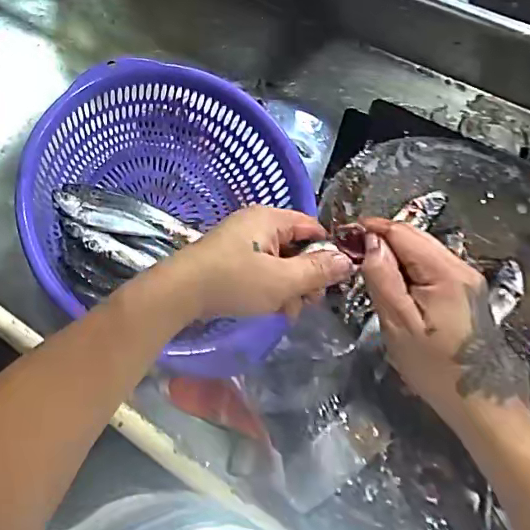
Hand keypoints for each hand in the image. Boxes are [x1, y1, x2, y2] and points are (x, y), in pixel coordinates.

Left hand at [153, 206, 353, 322]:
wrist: (181, 291)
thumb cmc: (234, 281)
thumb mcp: (282, 280)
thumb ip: (317, 271)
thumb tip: (348, 260)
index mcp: (270, 218)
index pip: (312, 227)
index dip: (327, 251)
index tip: (334, 280)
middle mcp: (257, 222)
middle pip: (297, 245)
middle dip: (306, 275)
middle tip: (306, 302)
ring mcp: (242, 239)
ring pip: (280, 261)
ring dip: (289, 286)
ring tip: (286, 310)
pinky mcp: (231, 257)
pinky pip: (262, 267)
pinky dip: (270, 286)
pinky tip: (270, 308)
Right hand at [359, 217, 528, 416]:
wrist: (483, 408)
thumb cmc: (437, 369)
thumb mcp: (399, 324)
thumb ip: (382, 277)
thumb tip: (369, 241)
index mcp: (444, 271)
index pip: (401, 231)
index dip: (370, 229)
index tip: (344, 237)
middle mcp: (460, 266)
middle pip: (413, 236)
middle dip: (381, 239)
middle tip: (353, 254)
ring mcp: (467, 278)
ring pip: (422, 249)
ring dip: (395, 253)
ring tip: (371, 270)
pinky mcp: (467, 291)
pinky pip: (431, 265)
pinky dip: (409, 266)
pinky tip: (397, 285)